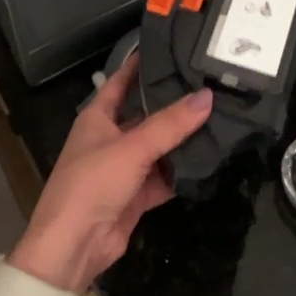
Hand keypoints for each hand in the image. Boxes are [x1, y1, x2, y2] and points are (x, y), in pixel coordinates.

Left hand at [9, 55, 213, 291]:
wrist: (74, 245)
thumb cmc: (92, 184)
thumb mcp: (131, 148)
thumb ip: (170, 124)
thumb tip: (207, 96)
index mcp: (97, 117)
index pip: (122, 81)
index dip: (142, 65)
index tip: (173, 49)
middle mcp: (110, 137)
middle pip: (146, 114)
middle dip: (174, 104)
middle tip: (212, 85)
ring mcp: (124, 168)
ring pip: (159, 147)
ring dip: (183, 139)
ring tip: (221, 118)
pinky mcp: (137, 195)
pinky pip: (164, 176)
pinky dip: (182, 171)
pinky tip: (211, 159)